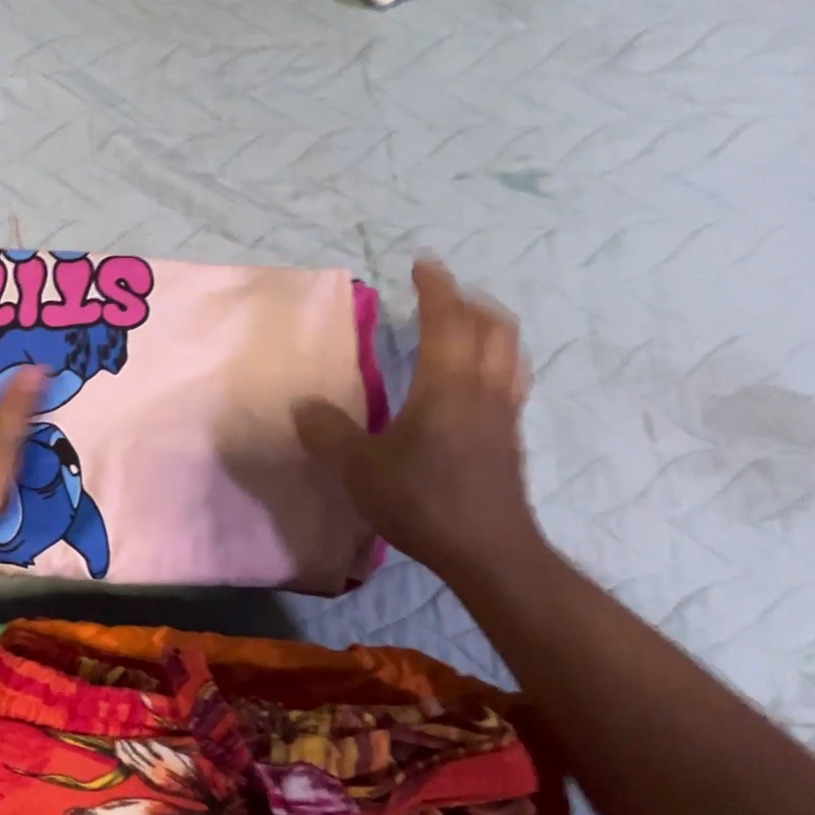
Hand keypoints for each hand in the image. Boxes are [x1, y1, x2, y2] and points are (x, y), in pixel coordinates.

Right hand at [296, 259, 541, 579]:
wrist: (487, 550)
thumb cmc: (421, 501)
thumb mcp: (358, 467)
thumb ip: (328, 431)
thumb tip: (304, 404)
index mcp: (447, 386)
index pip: (448, 320)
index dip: (436, 288)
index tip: (423, 264)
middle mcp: (483, 389)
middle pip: (492, 327)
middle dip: (468, 302)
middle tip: (441, 294)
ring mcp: (503, 414)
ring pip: (509, 351)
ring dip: (488, 327)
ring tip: (464, 325)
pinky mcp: (509, 438)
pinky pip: (510, 378)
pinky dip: (494, 359)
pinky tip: (474, 379)